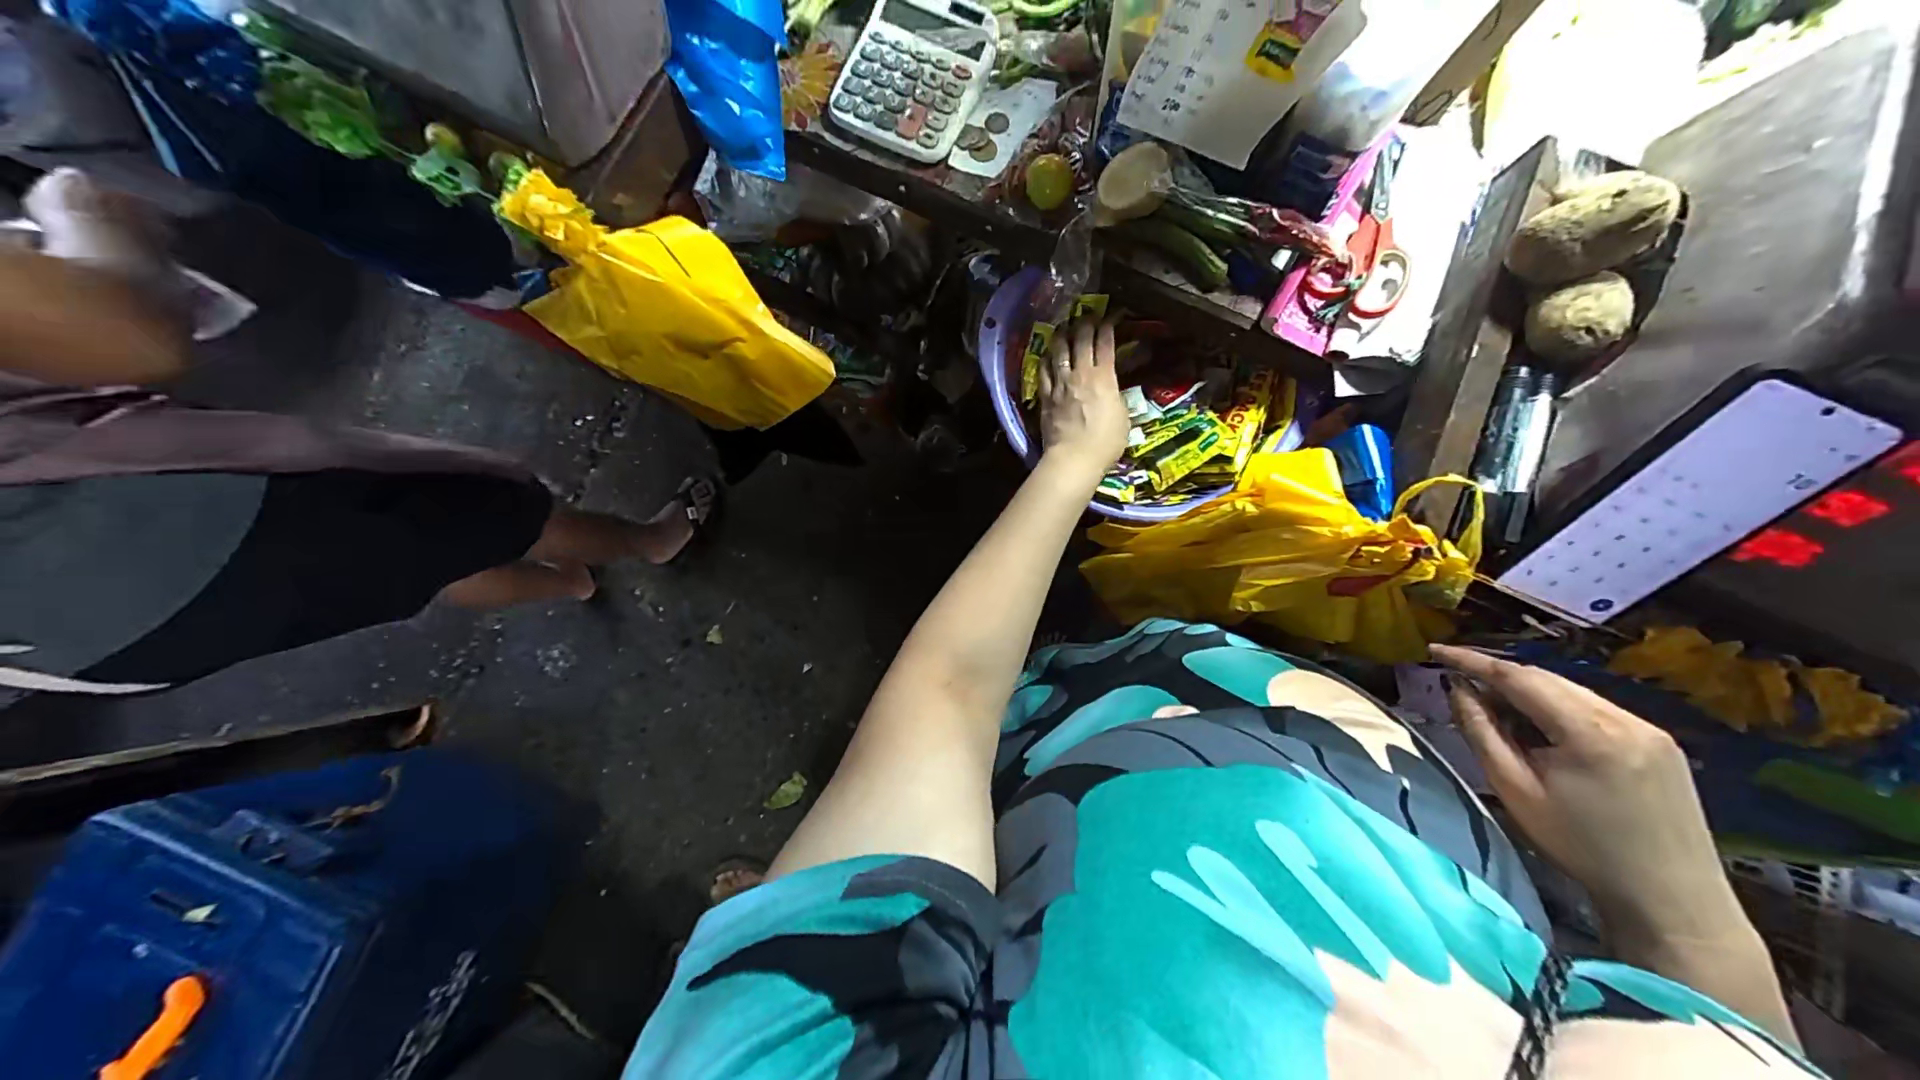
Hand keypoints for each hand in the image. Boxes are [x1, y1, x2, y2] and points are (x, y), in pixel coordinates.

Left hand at [1038, 316, 1128, 474]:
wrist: (1073, 458)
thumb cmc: (1105, 443)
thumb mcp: (1123, 417)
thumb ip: (1116, 397)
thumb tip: (1113, 390)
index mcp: (1103, 378)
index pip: (1105, 343)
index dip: (1108, 326)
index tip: (1111, 317)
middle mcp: (1080, 374)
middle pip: (1081, 340)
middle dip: (1085, 323)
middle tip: (1088, 316)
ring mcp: (1060, 384)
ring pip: (1058, 351)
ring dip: (1062, 335)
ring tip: (1064, 327)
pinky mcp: (1045, 396)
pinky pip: (1043, 370)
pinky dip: (1046, 358)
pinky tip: (1047, 353)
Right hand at [1430, 645, 1744, 947]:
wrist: (1671, 898)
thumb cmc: (1580, 846)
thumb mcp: (1514, 788)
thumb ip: (1481, 731)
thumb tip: (1458, 688)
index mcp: (1590, 731)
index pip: (1518, 677)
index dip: (1471, 660)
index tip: (1435, 650)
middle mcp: (1626, 718)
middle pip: (1547, 679)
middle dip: (1498, 674)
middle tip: (1457, 678)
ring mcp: (1650, 729)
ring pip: (1571, 691)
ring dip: (1527, 690)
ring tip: (1492, 702)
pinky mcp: (1661, 743)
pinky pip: (1595, 708)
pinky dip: (1557, 706)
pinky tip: (1539, 724)